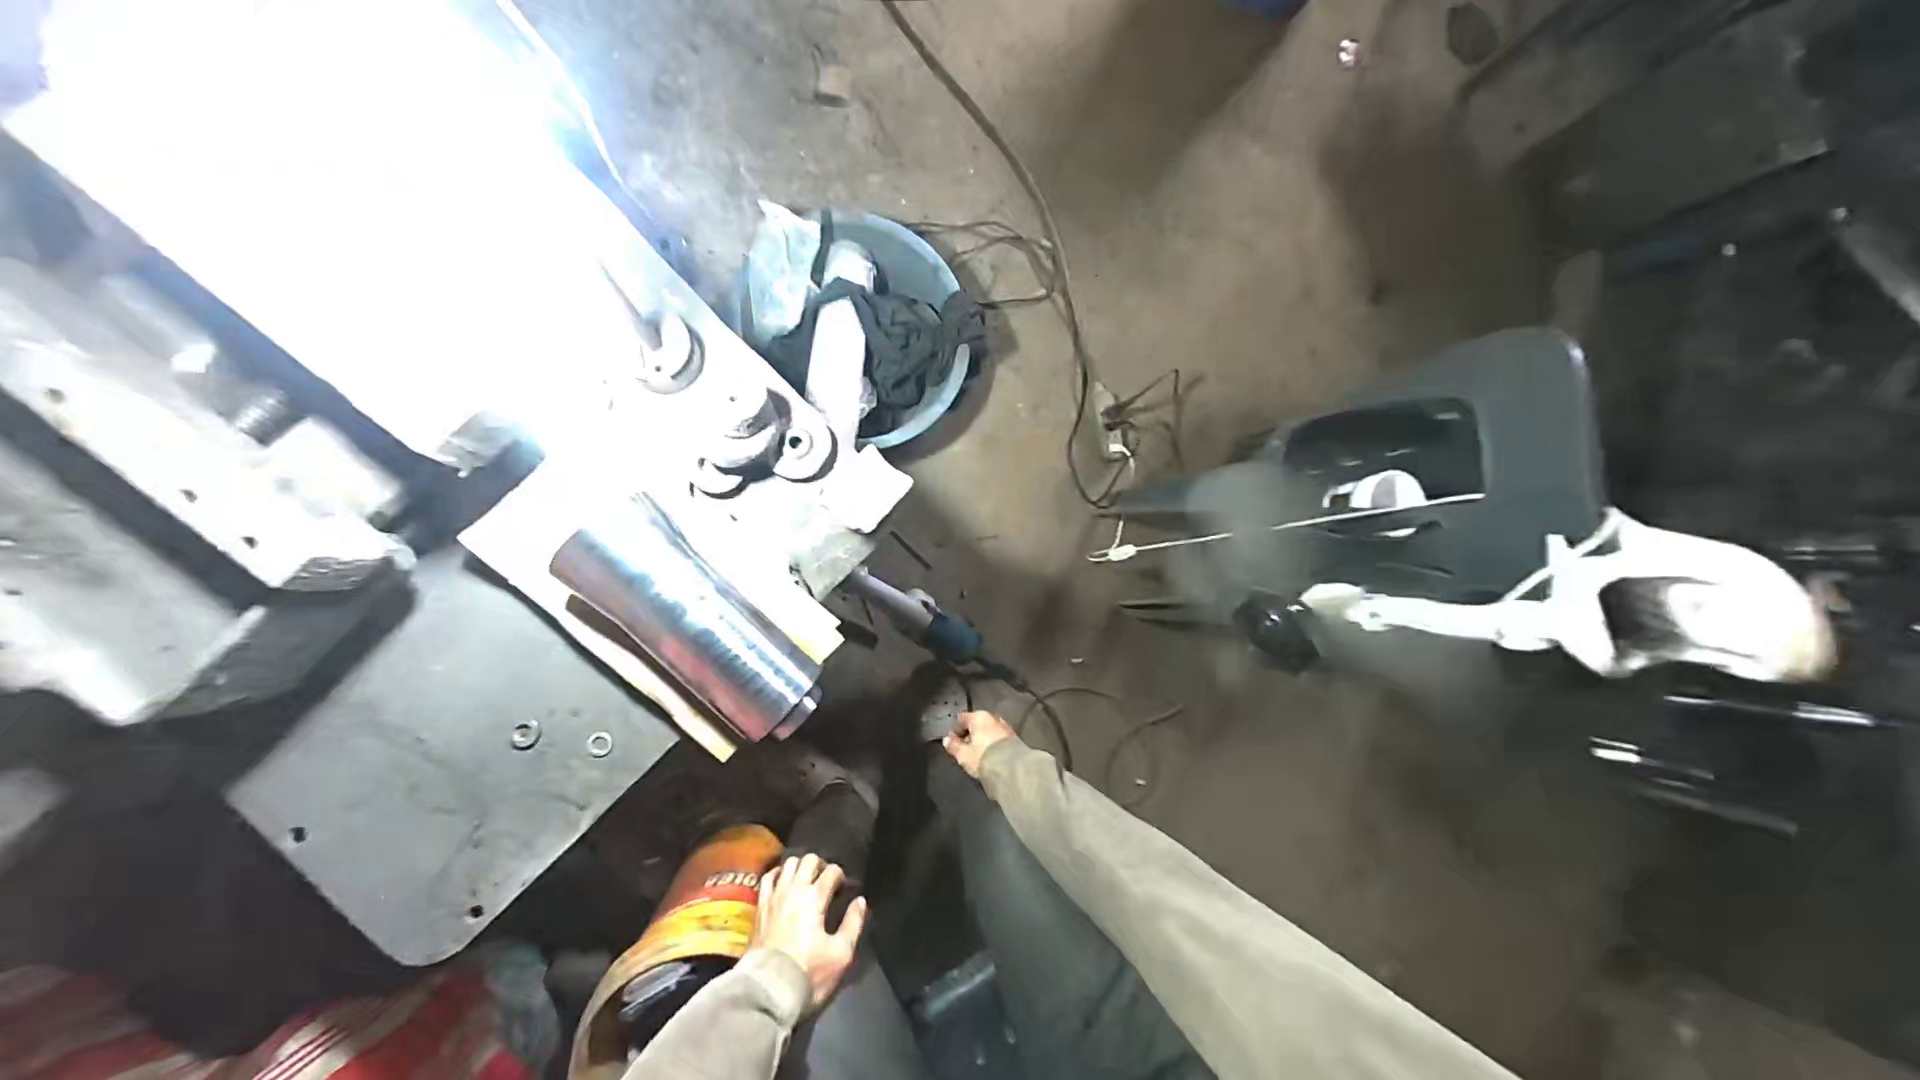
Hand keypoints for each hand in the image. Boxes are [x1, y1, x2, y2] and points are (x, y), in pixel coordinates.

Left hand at [747, 854, 867, 1009]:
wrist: (768, 991)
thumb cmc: (808, 973)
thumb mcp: (841, 954)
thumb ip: (853, 923)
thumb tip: (860, 901)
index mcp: (815, 898)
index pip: (831, 872)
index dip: (840, 876)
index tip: (843, 887)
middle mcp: (794, 890)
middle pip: (809, 860)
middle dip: (821, 865)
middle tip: (825, 879)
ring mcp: (774, 896)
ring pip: (788, 864)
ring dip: (799, 866)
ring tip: (805, 878)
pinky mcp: (759, 907)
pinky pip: (767, 878)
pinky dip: (777, 873)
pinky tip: (782, 880)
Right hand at [942, 710, 1018, 777]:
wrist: (1010, 768)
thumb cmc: (984, 757)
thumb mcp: (963, 754)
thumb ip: (953, 746)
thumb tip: (947, 740)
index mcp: (979, 716)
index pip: (962, 718)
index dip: (956, 730)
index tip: (952, 741)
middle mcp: (993, 718)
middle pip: (977, 724)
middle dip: (970, 735)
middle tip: (964, 749)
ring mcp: (1005, 728)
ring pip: (989, 731)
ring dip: (983, 740)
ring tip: (977, 755)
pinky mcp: (1014, 739)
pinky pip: (998, 739)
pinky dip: (993, 745)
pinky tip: (990, 756)